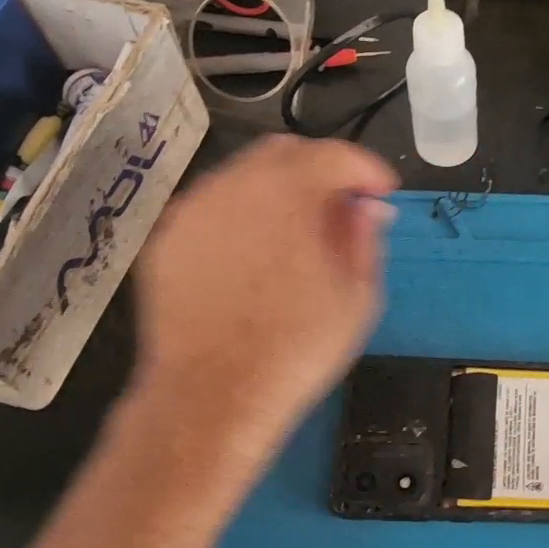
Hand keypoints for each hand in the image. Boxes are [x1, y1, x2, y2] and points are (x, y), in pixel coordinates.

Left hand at [126, 136, 397, 474]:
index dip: (367, 169)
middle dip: (320, 171)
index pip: (337, 154)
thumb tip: (367, 208)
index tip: (382, 194)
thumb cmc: (297, 348)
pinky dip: (240, 218)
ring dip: (278, 192)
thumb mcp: (357, 296)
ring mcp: (193, 210)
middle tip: (340, 208)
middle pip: (285, 152)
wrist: (212, 396)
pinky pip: (211, 210)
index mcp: (290, 193)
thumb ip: (365, 238)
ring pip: (243, 177)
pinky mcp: (166, 239)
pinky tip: (251, 259)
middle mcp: (235, 185)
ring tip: (294, 236)